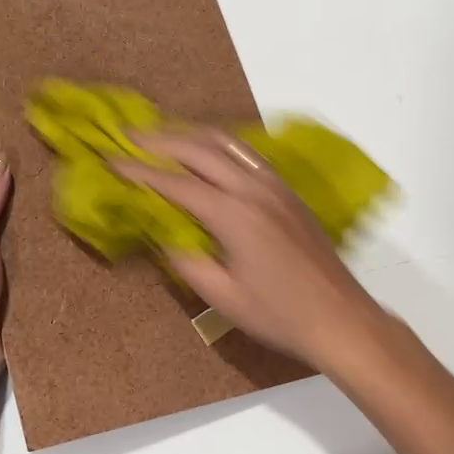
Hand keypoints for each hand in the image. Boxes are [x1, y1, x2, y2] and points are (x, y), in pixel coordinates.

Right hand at [115, 128, 386, 372]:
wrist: (341, 319)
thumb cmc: (278, 314)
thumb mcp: (221, 296)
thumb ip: (185, 260)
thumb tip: (161, 234)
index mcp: (234, 215)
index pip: (176, 184)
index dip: (141, 172)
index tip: (112, 161)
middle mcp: (254, 189)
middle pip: (200, 150)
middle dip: (161, 141)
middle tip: (130, 136)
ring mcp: (275, 186)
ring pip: (227, 143)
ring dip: (191, 134)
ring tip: (163, 135)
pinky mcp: (287, 191)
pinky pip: (247, 153)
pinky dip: (219, 144)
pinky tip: (208, 151)